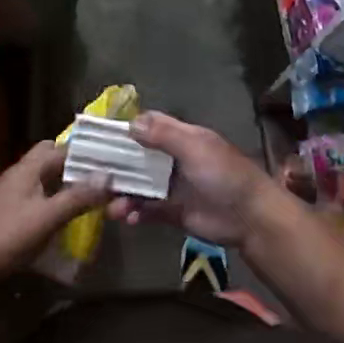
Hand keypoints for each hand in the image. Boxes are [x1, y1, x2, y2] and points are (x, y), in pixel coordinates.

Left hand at [0, 142, 110, 286]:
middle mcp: (20, 175)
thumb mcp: (46, 217)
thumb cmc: (6, 236)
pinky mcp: (10, 214)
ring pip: (46, 180)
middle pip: (52, 161)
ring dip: (67, 186)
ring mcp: (12, 194)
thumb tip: (108, 175)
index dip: (86, 151)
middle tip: (102, 182)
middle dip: (77, 168)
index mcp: (28, 168)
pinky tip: (66, 219)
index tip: (112, 161)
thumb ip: (77, 197)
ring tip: (92, 200)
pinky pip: (38, 198)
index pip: (61, 147)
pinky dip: (55, 202)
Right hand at [107, 112, 278, 245]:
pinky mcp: (173, 212)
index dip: (127, 128)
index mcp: (182, 138)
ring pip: (139, 185)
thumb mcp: (195, 148)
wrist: (251, 218)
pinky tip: (127, 217)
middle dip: (117, 163)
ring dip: (123, 192)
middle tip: (91, 171)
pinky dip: (135, 212)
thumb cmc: (225, 175)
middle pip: (138, 156)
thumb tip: (130, 124)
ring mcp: (172, 186)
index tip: (99, 134)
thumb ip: (163, 135)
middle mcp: (174, 159)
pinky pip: (147, 209)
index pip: (149, 126)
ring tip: (111, 204)